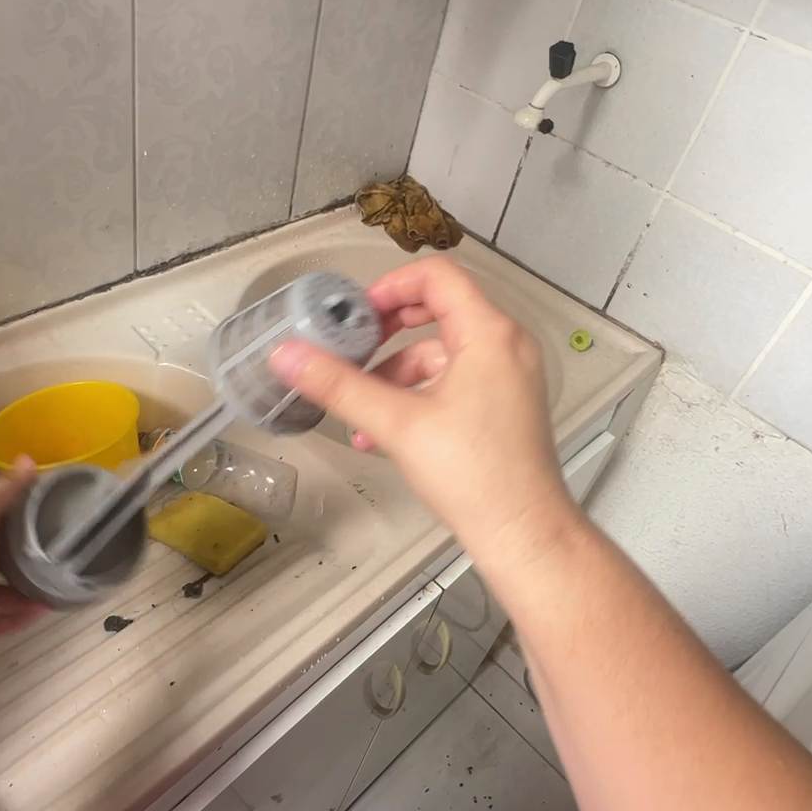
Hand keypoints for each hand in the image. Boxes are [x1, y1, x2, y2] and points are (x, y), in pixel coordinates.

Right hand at [269, 256, 574, 546]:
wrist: (522, 534)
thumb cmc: (475, 476)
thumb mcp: (396, 424)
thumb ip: (339, 385)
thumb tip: (288, 355)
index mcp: (489, 334)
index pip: (438, 276)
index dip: (391, 285)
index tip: (358, 312)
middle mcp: (506, 346)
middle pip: (440, 308)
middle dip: (389, 327)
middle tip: (355, 343)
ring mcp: (508, 376)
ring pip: (441, 351)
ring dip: (396, 370)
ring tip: (360, 402)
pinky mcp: (503, 404)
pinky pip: (453, 380)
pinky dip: (417, 393)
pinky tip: (382, 431)